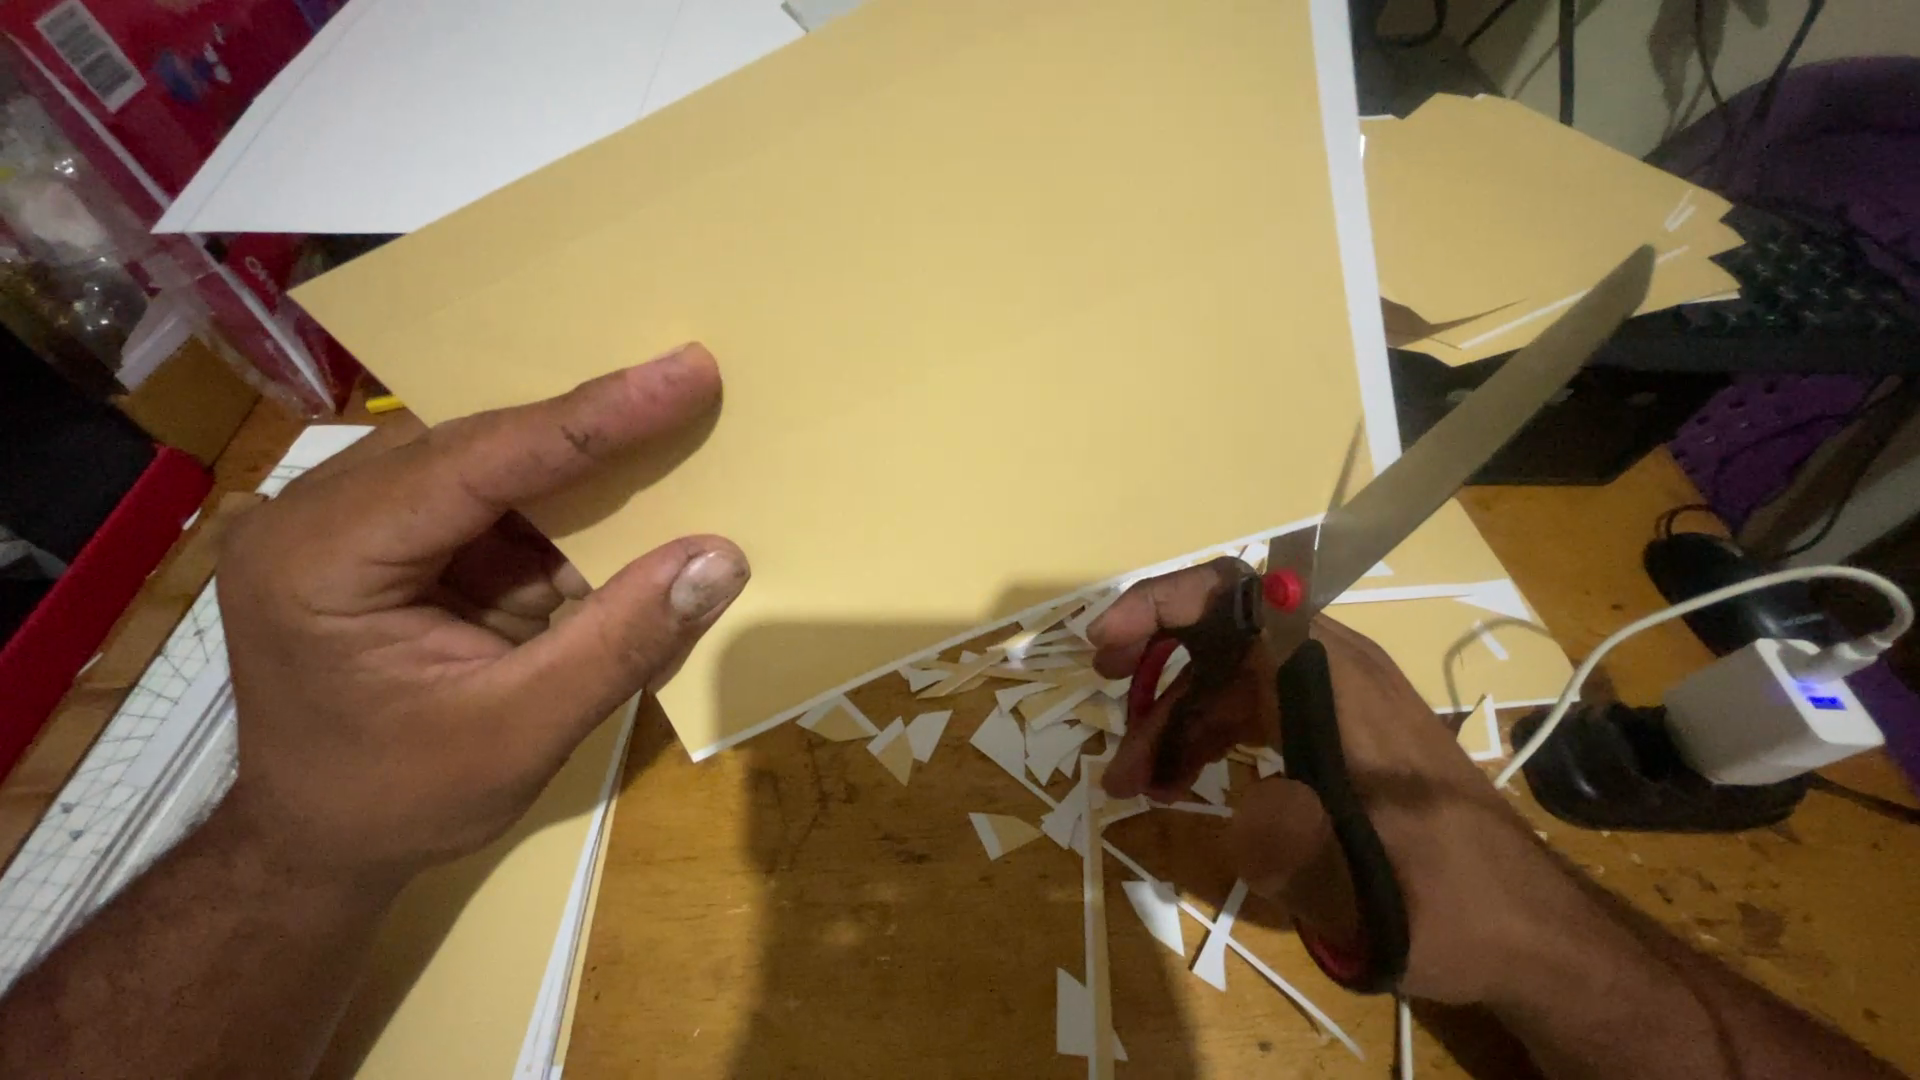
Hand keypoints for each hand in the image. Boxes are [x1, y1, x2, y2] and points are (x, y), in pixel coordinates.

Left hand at [216, 344, 748, 878]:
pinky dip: (570, 507)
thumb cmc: (404, 799)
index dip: (593, 418)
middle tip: (691, 386)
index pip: (477, 461)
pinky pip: (500, 497)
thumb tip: (720, 558)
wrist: (322, 844)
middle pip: (482, 440)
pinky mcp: (402, 539)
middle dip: (593, 425)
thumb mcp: (523, 733)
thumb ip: (622, 641)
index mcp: (322, 557)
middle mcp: (323, 513)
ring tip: (674, 436)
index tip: (685, 373)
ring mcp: (357, 521)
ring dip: (586, 463)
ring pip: (494, 458)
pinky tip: (625, 507)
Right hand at [1089, 559, 1599, 1004]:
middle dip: (1152, 671)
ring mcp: (1326, 696)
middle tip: (1108, 713)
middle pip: (1217, 637)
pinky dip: (1205, 737)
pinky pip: (1248, 708)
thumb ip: (1296, 855)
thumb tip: (1242, 806)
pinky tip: (1177, 782)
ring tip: (1131, 781)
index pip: (1235, 598)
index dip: (1162, 604)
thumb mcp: (1366, 893)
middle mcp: (1326, 669)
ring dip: (1173, 720)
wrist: (1528, 931)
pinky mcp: (1327, 727)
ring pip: (1225, 679)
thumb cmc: (1452, 902)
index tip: (1106, 643)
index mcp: (1331, 680)